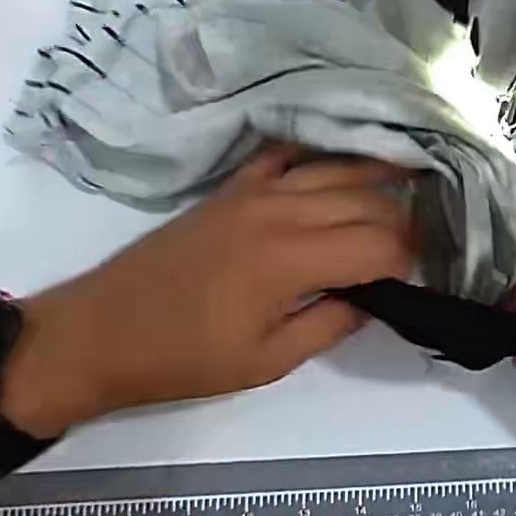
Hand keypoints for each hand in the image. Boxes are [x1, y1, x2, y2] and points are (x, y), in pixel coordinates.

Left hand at [0, 146, 414, 436]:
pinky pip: (285, 155)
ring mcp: (252, 191)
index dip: (405, 260)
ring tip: (411, 182)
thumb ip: (331, 323)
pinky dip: (320, 153)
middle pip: (364, 200)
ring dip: (377, 178)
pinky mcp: (230, 188)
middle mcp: (278, 210)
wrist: (97, 333)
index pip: (376, 244)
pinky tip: (343, 156)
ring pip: (335, 170)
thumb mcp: (268, 362)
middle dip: (402, 221)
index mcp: (288, 259)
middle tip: (418, 244)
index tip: (413, 278)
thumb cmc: (184, 359)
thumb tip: (373, 297)